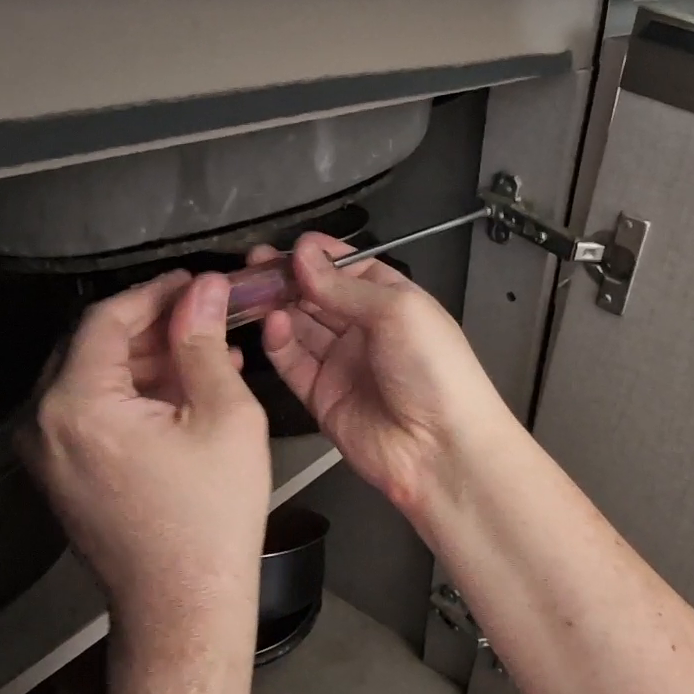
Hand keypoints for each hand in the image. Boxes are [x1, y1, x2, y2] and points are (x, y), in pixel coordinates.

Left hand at [20, 270, 270, 641]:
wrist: (184, 601)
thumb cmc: (210, 515)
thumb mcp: (225, 415)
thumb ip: (205, 344)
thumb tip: (205, 293)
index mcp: (78, 404)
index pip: (106, 318)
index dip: (156, 293)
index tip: (197, 283)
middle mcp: (45, 424)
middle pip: (95, 346)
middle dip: (154, 326)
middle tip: (208, 316)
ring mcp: (48, 454)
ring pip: (96, 380)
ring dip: (150, 361)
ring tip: (209, 356)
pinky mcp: (64, 475)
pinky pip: (94, 415)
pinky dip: (137, 396)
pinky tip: (187, 395)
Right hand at [251, 233, 516, 512]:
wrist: (441, 448)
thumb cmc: (437, 372)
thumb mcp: (397, 311)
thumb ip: (344, 285)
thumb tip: (304, 254)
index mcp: (395, 303)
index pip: (351, 268)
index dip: (320, 256)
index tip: (291, 245)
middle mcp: (368, 332)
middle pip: (319, 296)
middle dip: (289, 278)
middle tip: (257, 263)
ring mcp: (344, 364)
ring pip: (300, 326)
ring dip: (277, 306)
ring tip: (252, 288)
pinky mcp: (323, 396)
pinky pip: (293, 363)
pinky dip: (278, 342)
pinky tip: (271, 324)